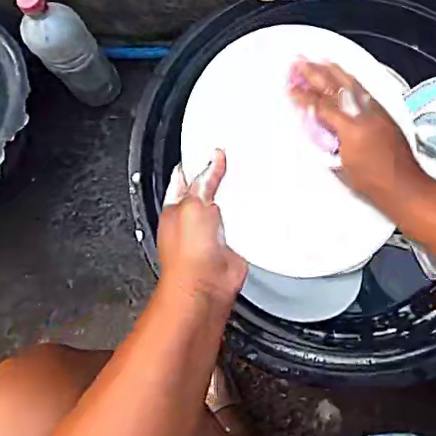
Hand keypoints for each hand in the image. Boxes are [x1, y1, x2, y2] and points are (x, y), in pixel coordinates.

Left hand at [158, 150, 247, 302]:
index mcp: (177, 207)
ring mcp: (215, 230)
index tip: (214, 148)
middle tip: (236, 161)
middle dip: (223, 177)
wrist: (206, 287)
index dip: (200, 161)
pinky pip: (245, 221)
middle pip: (211, 188)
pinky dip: (252, 214)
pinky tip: (258, 206)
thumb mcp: (192, 206)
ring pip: (230, 204)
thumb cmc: (187, 255)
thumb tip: (212, 159)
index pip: (188, 176)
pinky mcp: (234, 241)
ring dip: (238, 196)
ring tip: (249, 180)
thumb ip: (204, 182)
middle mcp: (195, 218)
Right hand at [288, 60, 427, 206]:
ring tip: (320, 61)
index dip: (304, 97)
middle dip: (315, 73)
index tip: (292, 89)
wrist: (404, 186)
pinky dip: (351, 82)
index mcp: (350, 128)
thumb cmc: (376, 183)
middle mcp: (365, 115)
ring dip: (333, 71)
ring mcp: (377, 112)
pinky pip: (364, 91)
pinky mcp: (385, 114)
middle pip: (335, 88)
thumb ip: (329, 143)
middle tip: (300, 63)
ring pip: (351, 85)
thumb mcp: (342, 166)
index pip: (321, 106)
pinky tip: (346, 78)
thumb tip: (321, 131)